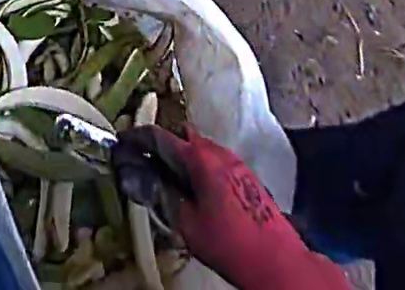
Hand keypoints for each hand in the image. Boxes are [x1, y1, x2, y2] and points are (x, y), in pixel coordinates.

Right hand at [121, 126, 348, 289]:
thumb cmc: (231, 245)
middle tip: (146, 161)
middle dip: (161, 145)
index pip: (157, 135)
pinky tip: (195, 190)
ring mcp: (235, 163)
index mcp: (198, 157)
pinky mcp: (247, 177)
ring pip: (199, 147)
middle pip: (180, 135)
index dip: (135, 137)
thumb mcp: (186, 223)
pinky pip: (214, 160)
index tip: (121, 142)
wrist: (283, 267)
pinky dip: (199, 166)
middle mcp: (217, 151)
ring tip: (169, 178)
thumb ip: (160, 195)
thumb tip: (136, 177)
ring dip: (181, 156)